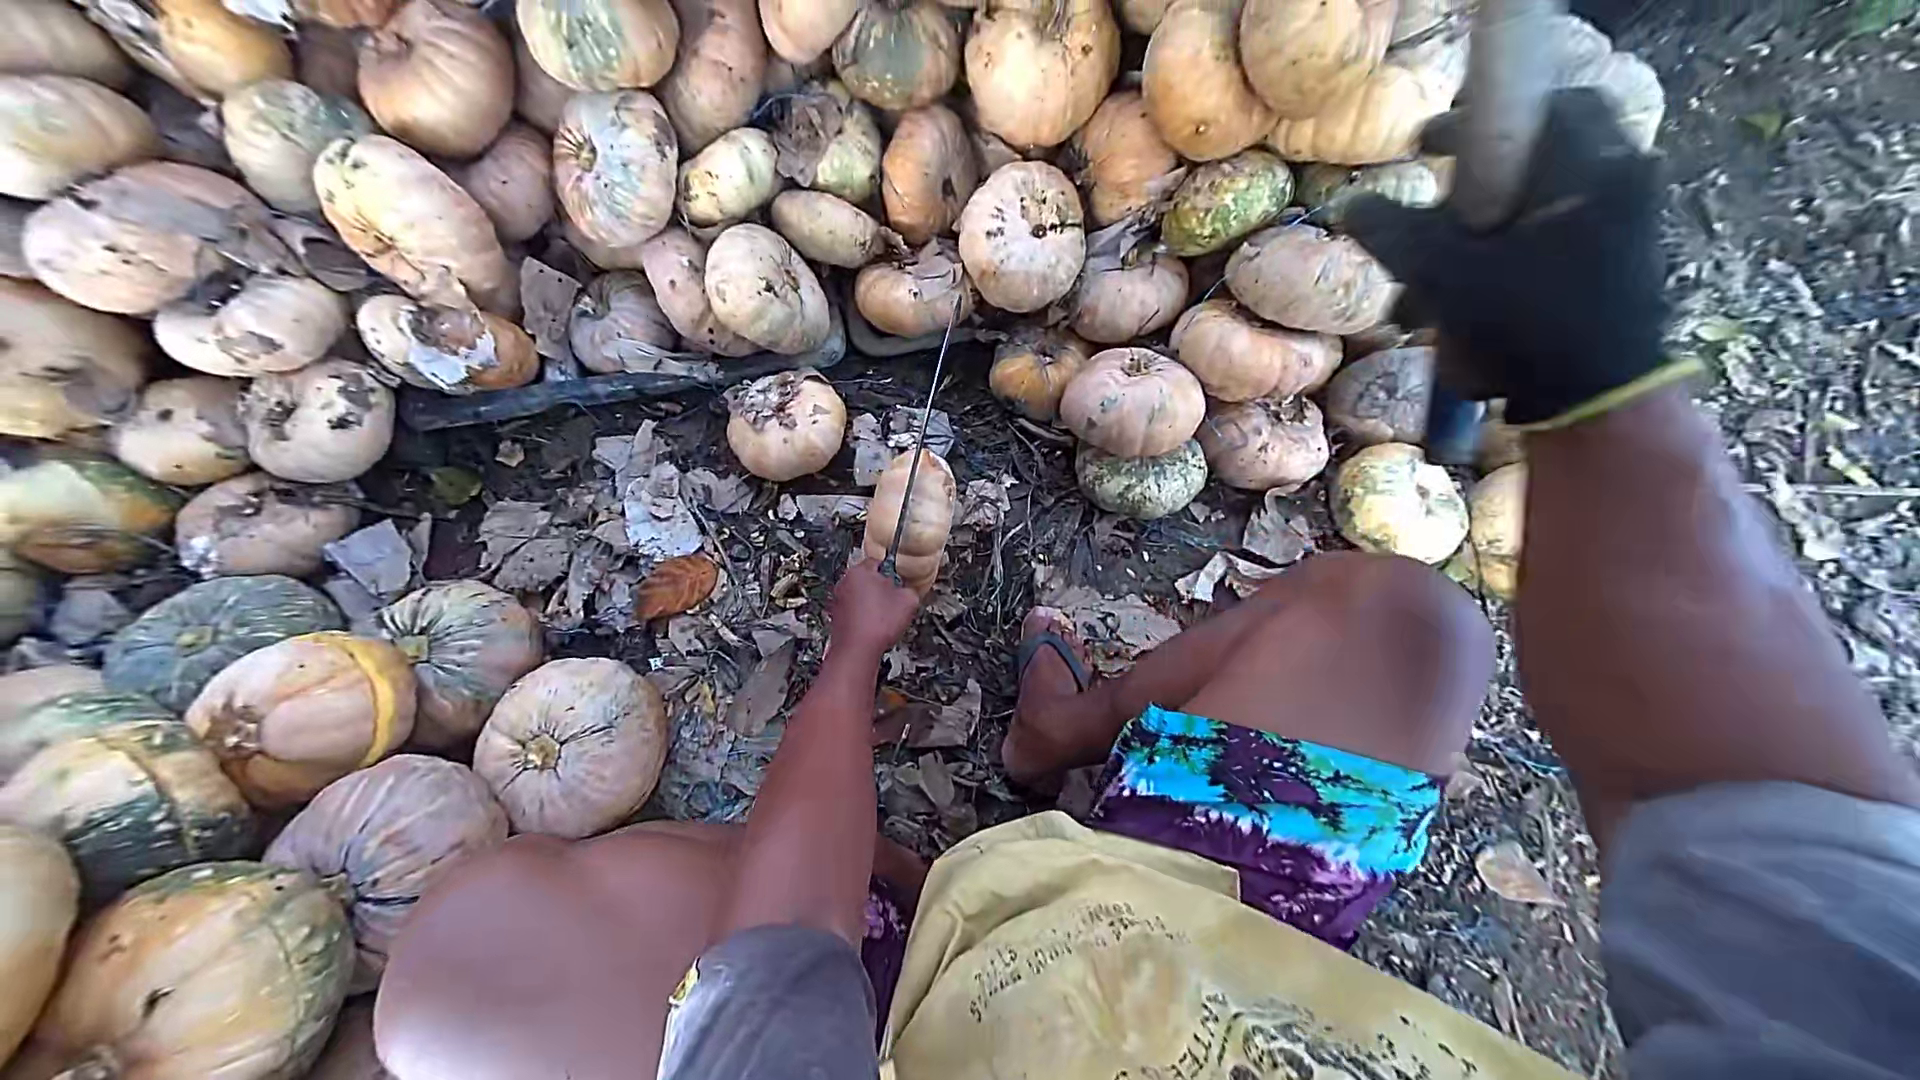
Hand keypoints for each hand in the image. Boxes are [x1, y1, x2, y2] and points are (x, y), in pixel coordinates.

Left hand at [828, 558, 920, 662]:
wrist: (856, 650)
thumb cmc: (878, 623)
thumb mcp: (908, 601)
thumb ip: (909, 589)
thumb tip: (907, 591)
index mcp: (860, 571)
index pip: (879, 562)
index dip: (893, 574)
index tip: (899, 583)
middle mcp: (845, 582)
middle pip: (868, 579)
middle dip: (882, 589)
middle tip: (894, 602)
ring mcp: (838, 600)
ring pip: (861, 596)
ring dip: (872, 604)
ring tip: (884, 618)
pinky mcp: (835, 616)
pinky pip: (854, 611)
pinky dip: (863, 616)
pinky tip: (873, 627)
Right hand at [1345, 89, 1691, 428]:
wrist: (1590, 395)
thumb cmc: (1522, 324)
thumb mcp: (1445, 275)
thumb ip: (1395, 234)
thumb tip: (1346, 206)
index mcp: (1590, 169)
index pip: (1542, 105)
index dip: (1478, 118)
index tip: (1426, 145)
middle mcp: (1616, 183)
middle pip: (1530, 161)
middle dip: (1469, 187)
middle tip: (1423, 209)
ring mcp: (1618, 225)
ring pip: (1531, 207)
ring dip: (1474, 232)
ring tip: (1427, 272)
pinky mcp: (1608, 262)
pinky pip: (1543, 240)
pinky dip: (1496, 257)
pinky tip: (1457, 296)